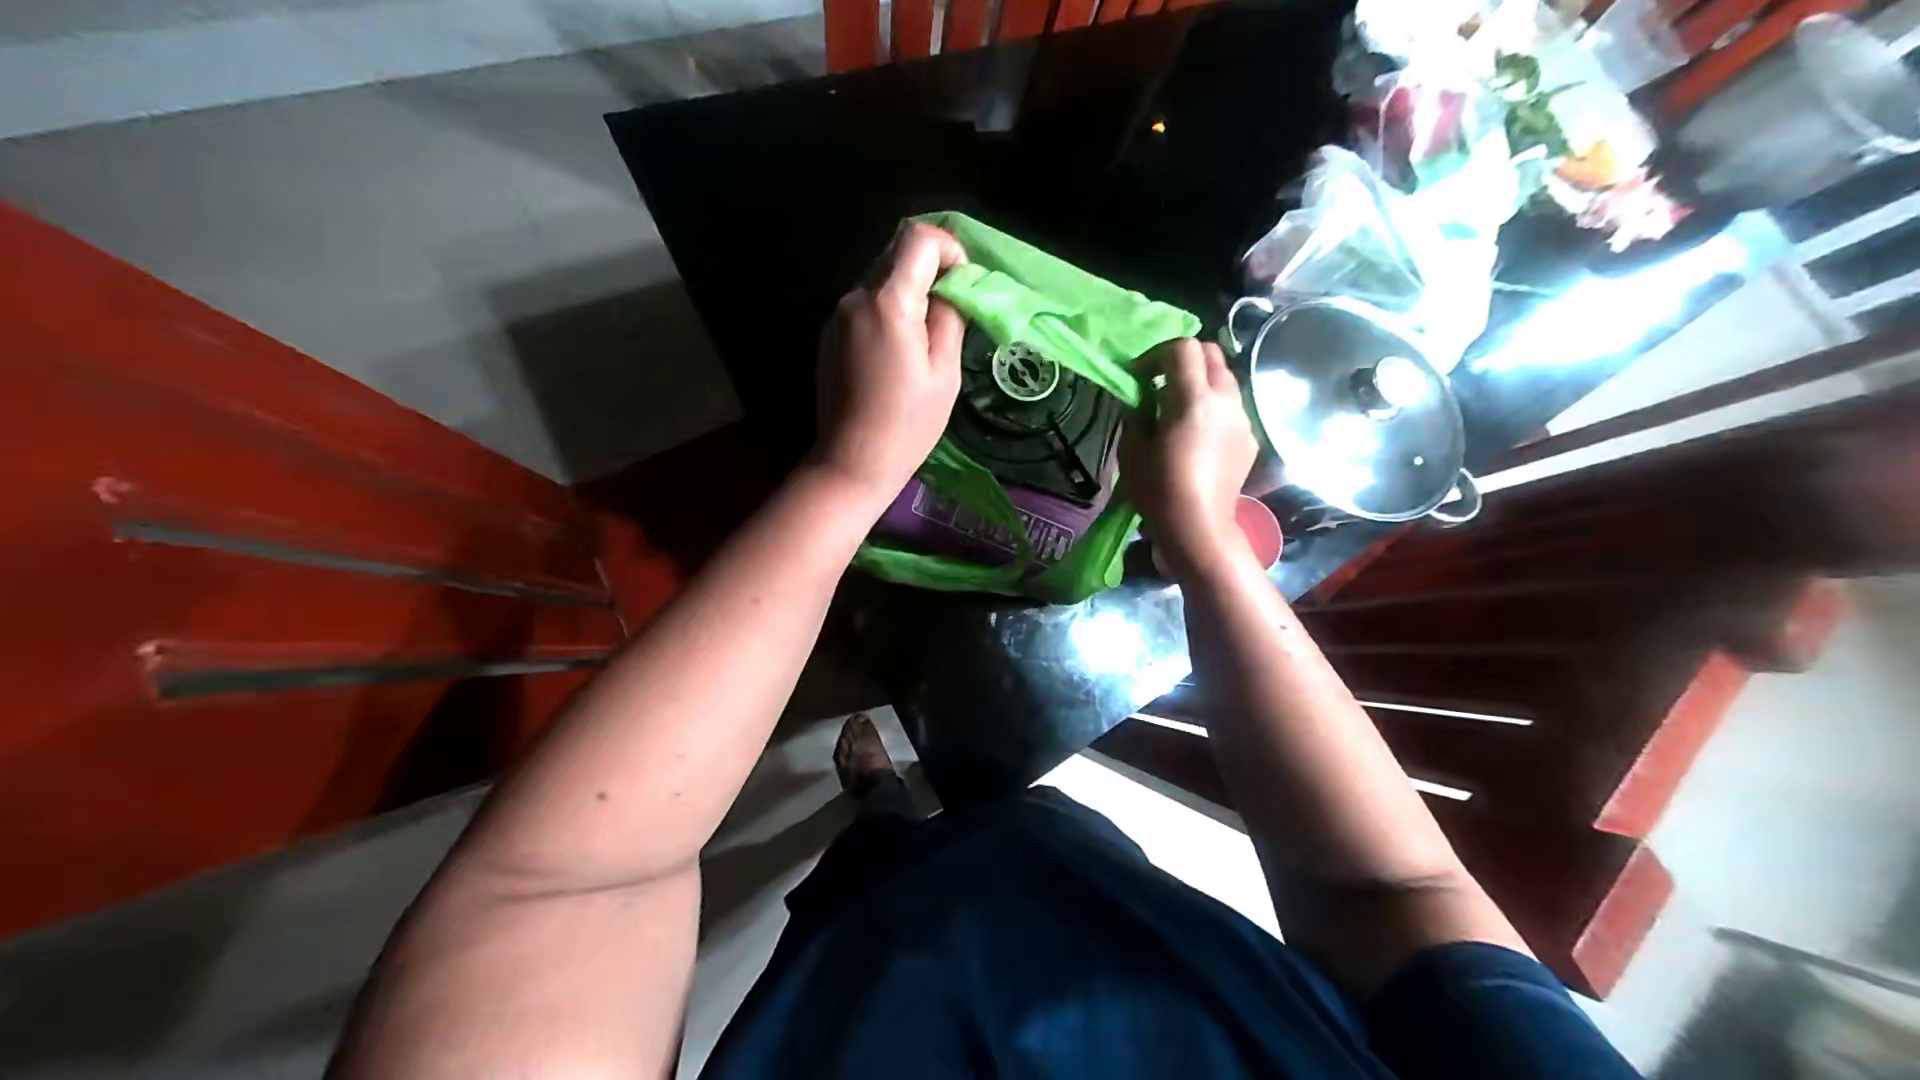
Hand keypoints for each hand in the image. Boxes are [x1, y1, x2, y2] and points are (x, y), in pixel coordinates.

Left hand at [811, 222, 967, 504]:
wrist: (851, 461)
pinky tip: (898, 352)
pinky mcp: (830, 334)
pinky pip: (865, 304)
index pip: (917, 238)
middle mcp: (856, 298)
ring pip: (880, 278)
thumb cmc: (907, 425)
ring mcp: (838, 315)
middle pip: (896, 253)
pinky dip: (888, 310)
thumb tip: (951, 290)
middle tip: (951, 311)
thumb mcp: (944, 373)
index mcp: (889, 304)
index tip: (963, 283)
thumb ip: (949, 318)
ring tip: (925, 337)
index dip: (948, 248)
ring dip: (909, 291)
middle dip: (930, 269)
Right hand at [1122, 338, 1262, 580]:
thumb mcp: (1132, 449)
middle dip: (1183, 359)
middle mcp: (1225, 400)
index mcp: (1192, 399)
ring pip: (1225, 378)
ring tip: (1178, 408)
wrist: (1199, 527)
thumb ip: (1136, 412)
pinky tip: (1197, 434)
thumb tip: (1140, 397)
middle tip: (1160, 382)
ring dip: (1200, 381)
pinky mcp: (1249, 438)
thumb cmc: (1159, 490)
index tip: (1140, 375)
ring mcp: (1242, 418)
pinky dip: (1213, 406)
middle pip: (1211, 353)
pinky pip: (1232, 407)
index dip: (1157, 353)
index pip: (1183, 347)